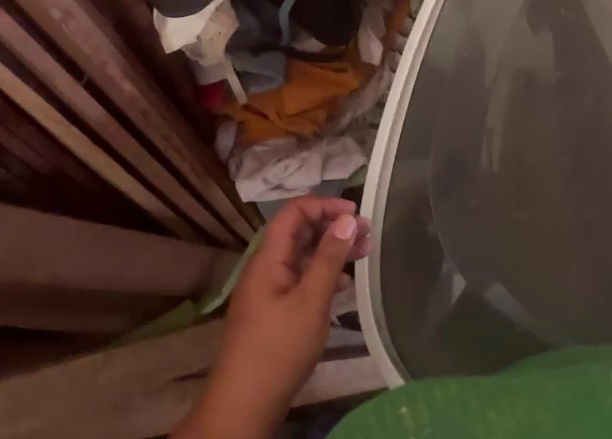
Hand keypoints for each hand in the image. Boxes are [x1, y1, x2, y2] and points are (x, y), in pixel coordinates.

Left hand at [175, 197, 370, 438]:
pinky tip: (346, 283)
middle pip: (299, 232)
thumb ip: (329, 258)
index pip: (293, 213)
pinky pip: (302, 278)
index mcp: (268, 259)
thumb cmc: (278, 348)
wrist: (244, 406)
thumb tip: (347, 218)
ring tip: (364, 253)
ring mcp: (269, 291)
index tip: (355, 212)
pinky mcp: (275, 311)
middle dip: (333, 226)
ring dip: (332, 250)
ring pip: (303, 256)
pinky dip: (324, 273)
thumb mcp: (310, 300)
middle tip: (367, 233)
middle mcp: (266, 269)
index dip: (323, 205)